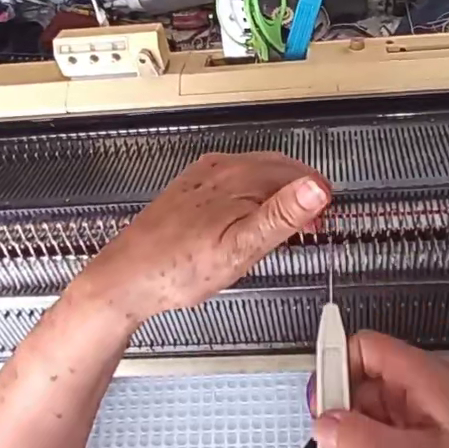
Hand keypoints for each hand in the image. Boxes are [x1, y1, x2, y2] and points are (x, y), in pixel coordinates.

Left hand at [71, 152, 329, 322]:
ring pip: (256, 175)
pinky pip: (234, 182)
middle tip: (311, 225)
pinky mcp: (191, 190)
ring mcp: (203, 177)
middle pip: (279, 169)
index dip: (317, 198)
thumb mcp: (241, 248)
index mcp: (239, 177)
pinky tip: (248, 219)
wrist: (124, 279)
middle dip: (300, 194)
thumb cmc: (176, 270)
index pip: (298, 174)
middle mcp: (220, 168)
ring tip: (285, 225)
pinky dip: (253, 197)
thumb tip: (316, 189)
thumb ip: (282, 216)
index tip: (323, 221)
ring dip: (278, 195)